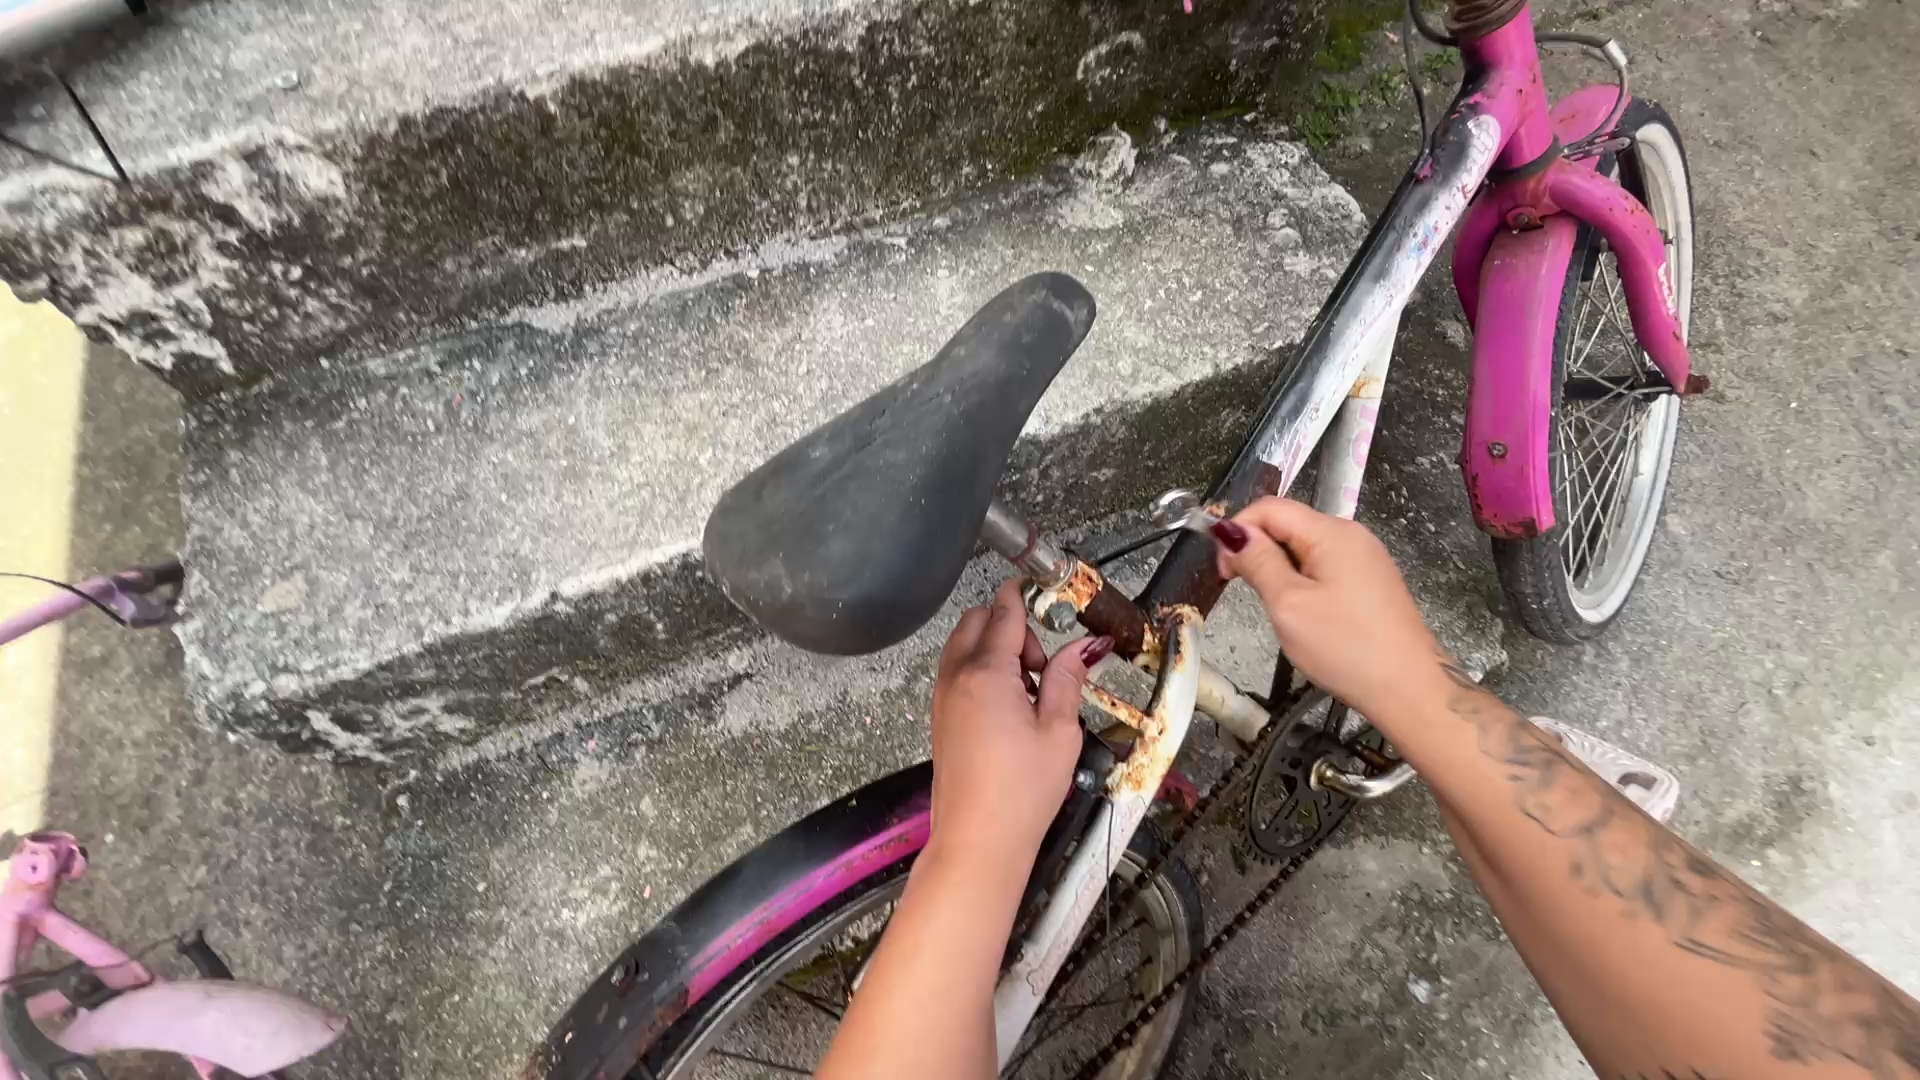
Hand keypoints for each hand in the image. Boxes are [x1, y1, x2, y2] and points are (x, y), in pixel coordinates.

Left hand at [928, 580, 1110, 870]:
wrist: (978, 840)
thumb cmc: (1020, 792)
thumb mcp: (1059, 731)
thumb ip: (1067, 680)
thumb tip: (1082, 648)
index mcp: (986, 673)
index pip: (1003, 613)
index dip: (1022, 596)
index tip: (1035, 588)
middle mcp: (957, 677)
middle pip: (977, 621)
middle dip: (1009, 625)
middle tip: (1040, 661)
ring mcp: (942, 696)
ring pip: (963, 644)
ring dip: (993, 646)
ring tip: (1027, 686)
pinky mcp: (939, 715)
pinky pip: (956, 670)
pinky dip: (979, 668)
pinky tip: (1007, 703)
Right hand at [1211, 498, 1441, 720]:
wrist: (1410, 690)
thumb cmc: (1346, 648)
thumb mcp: (1288, 603)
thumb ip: (1257, 561)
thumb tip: (1230, 531)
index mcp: (1331, 533)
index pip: (1269, 508)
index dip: (1237, 530)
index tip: (1223, 569)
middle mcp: (1351, 536)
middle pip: (1287, 523)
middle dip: (1254, 548)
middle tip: (1238, 587)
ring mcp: (1363, 558)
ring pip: (1302, 546)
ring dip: (1275, 566)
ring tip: (1270, 604)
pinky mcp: (1368, 580)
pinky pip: (1322, 564)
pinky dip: (1299, 579)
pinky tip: (1298, 609)